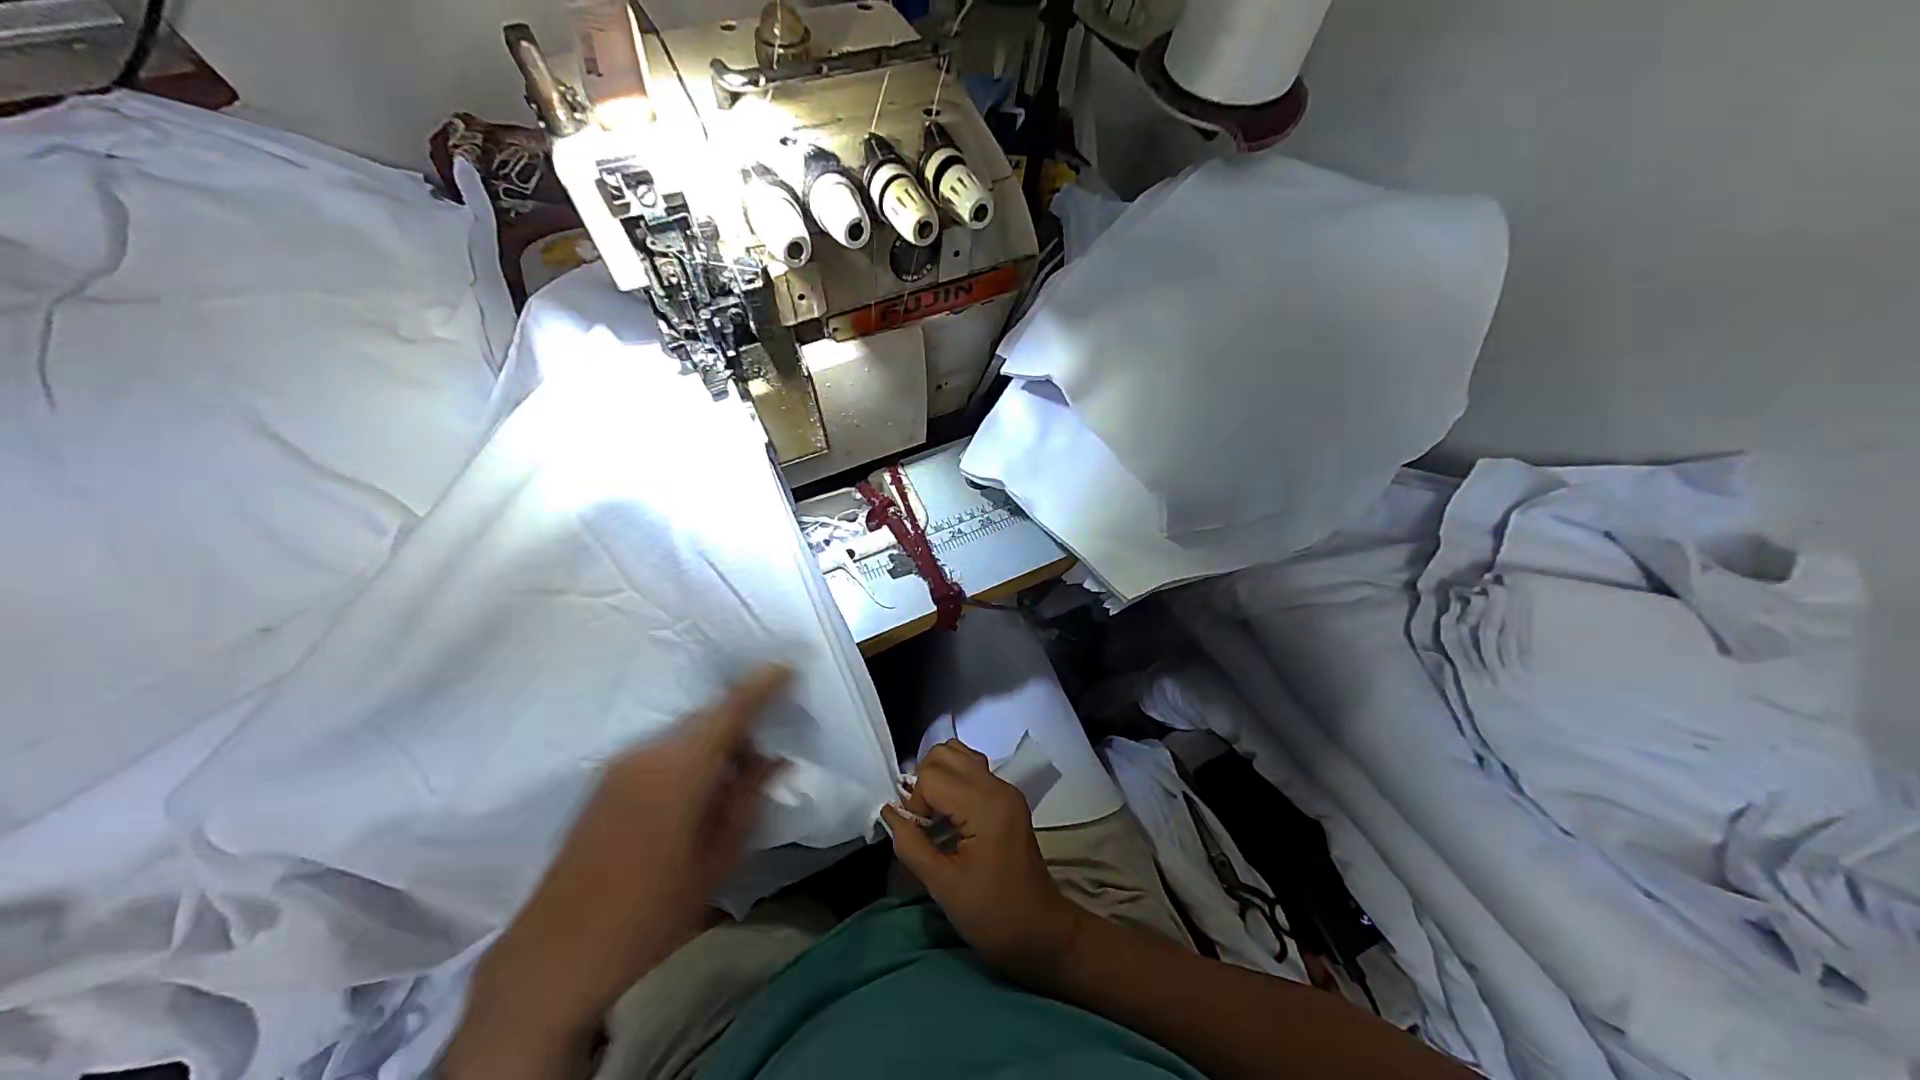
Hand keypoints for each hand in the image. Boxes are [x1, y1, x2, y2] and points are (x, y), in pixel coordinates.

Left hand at [445, 666, 790, 1076]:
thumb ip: (747, 799)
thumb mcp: (716, 859)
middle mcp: (648, 753)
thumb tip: (773, 760)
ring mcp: (619, 766)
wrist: (557, 953)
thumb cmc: (651, 912)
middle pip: (706, 719)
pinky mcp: (603, 784)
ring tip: (735, 778)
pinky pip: (659, 752)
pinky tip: (697, 794)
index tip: (787, 667)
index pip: (730, 710)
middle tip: (768, 751)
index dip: (761, 685)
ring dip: (713, 744)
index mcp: (680, 767)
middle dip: (740, 724)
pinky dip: (687, 758)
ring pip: (682, 736)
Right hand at [883, 740, 1088, 985]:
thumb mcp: (943, 886)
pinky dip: (953, 783)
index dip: (915, 803)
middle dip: (924, 783)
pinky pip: (972, 771)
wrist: (1041, 933)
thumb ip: (910, 844)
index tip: (921, 837)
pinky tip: (949, 817)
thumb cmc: (993, 915)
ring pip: (959, 755)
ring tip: (935, 817)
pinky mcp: (1007, 799)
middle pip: (944, 753)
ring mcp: (1006, 790)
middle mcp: (998, 786)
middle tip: (924, 823)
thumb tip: (889, 813)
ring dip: (938, 779)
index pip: (932, 775)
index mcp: (985, 805)